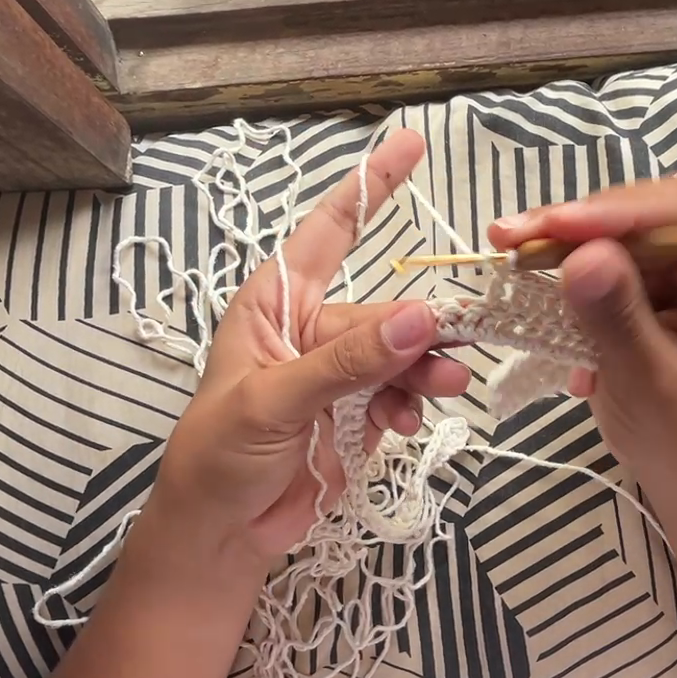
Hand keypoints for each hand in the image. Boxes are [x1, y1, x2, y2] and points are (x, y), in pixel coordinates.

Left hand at [150, 130, 471, 564]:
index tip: (409, 144)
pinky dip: (409, 406)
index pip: (325, 232)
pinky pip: (398, 395)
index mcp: (274, 306)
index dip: (367, 187)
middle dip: (417, 330)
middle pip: (380, 310)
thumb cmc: (219, 455)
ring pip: (398, 355)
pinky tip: (406, 424)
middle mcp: (309, 331)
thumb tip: (421, 318)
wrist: (222, 532)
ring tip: (447, 388)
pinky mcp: (355, 415)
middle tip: (457, 348)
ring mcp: (336, 376)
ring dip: (423, 371)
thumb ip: (346, 361)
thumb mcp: (274, 401)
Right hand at [487, 178, 676, 502]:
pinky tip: (529, 266)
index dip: (623, 214)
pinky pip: (605, 254)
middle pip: (651, 210)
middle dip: (580, 221)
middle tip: (512, 233)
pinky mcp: (655, 279)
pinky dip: (565, 263)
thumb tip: (582, 255)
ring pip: (621, 227)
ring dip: (562, 238)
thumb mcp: (650, 384)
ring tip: (508, 246)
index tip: (558, 226)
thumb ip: (618, 320)